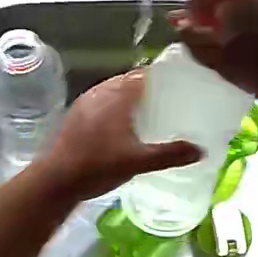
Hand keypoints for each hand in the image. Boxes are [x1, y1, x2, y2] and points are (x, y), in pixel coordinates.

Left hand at [33, 72, 200, 199]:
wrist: (57, 181)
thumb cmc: (98, 166)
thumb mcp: (139, 162)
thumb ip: (170, 154)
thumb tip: (200, 151)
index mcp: (116, 96)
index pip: (143, 75)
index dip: (162, 78)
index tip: (180, 87)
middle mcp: (100, 93)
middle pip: (129, 82)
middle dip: (149, 90)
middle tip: (170, 103)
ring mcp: (85, 104)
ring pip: (114, 93)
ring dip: (131, 100)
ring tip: (151, 115)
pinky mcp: (76, 117)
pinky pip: (102, 104)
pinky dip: (117, 109)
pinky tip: (125, 128)